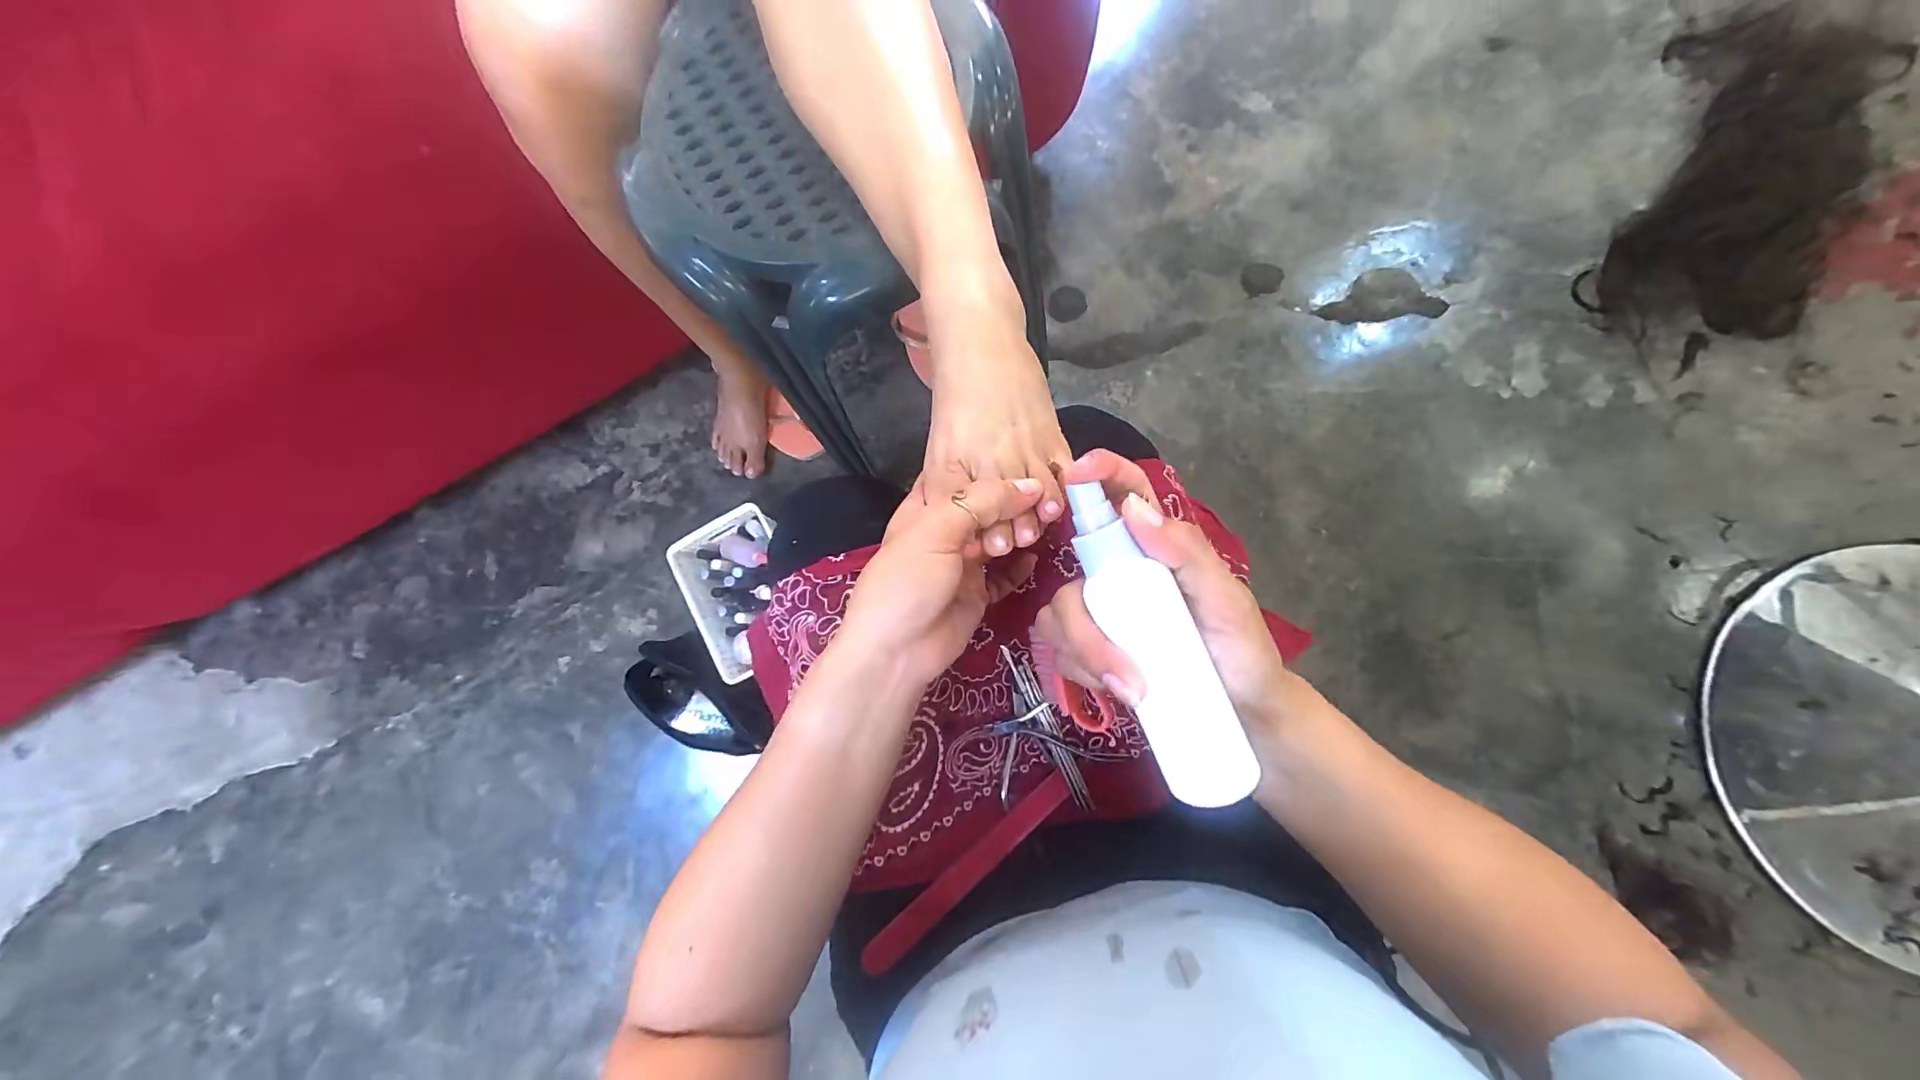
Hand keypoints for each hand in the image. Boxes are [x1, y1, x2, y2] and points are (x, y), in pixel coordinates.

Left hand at [835, 474, 1044, 686]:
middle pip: (984, 509)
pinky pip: (1004, 576)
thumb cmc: (907, 581)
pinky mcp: (977, 594)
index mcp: (924, 510)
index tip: (1026, 460)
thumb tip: (1030, 486)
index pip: (960, 477)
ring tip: (1046, 524)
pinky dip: (1021, 567)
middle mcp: (944, 533)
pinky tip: (1036, 557)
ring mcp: (962, 565)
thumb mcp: (937, 529)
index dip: (989, 468)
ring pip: (998, 539)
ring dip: (1020, 532)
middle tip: (1045, 499)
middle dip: (1012, 503)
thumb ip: (982, 502)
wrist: (897, 650)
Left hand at [922, 319, 1071, 557]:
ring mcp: (1024, 449)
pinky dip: (1064, 494)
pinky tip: (1061, 504)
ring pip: (1036, 498)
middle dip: (1008, 532)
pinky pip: (1063, 475)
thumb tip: (961, 525)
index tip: (982, 548)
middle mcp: (989, 462)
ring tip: (1036, 528)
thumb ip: (947, 488)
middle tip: (1012, 543)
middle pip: (1002, 511)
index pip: (963, 514)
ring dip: (1037, 518)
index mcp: (953, 467)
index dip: (975, 535)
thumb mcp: (938, 449)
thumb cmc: (955, 399)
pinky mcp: (1052, 436)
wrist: (982, 346)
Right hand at [1031, 450, 1290, 723]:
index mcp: (1156, 550)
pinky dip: (1082, 672)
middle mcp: (1119, 575)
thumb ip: (1187, 552)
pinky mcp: (1089, 649)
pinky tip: (1116, 691)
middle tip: (1126, 674)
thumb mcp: (1226, 600)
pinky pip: (1060, 651)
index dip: (1098, 474)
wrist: (1241, 711)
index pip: (1123, 495)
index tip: (1076, 472)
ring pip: (1057, 618)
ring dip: (1086, 657)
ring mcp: (1101, 612)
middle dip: (1085, 630)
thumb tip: (1133, 508)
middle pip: (1071, 580)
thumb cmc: (1242, 651)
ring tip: (1132, 690)